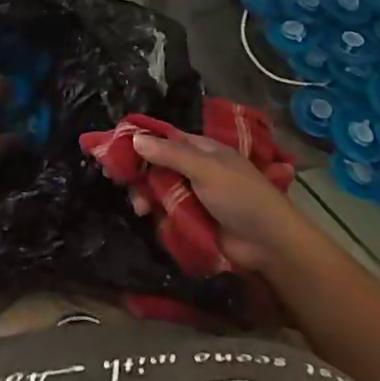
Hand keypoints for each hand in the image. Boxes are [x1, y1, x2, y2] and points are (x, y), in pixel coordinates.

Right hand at [132, 128, 314, 271]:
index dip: (139, 141)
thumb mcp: (206, 168)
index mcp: (200, 149)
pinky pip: (164, 212)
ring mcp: (191, 195)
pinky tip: (148, 216)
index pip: (163, 138)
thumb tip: (136, 138)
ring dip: (145, 195)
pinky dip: (155, 212)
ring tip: (141, 208)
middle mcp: (193, 169)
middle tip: (117, 180)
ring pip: (156, 189)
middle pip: (155, 165)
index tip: (112, 149)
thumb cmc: (240, 195)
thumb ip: (171, 154)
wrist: (267, 242)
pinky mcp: (189, 220)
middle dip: (138, 173)